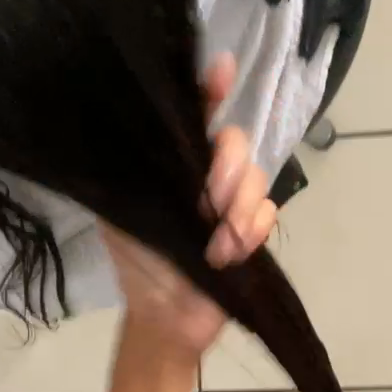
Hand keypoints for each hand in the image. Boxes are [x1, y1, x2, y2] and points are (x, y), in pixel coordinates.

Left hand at [102, 54, 275, 357]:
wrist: (164, 320)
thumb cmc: (138, 268)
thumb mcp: (122, 214)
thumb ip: (132, 172)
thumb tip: (133, 130)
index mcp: (175, 166)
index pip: (195, 116)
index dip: (211, 89)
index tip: (221, 72)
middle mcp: (207, 178)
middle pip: (236, 141)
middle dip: (228, 167)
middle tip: (210, 202)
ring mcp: (232, 206)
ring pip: (257, 177)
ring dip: (240, 210)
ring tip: (218, 245)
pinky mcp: (253, 235)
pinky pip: (269, 213)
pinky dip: (253, 231)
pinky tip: (230, 256)